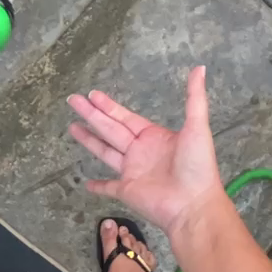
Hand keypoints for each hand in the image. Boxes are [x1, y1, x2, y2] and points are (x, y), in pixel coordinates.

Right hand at [67, 66, 227, 239]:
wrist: (194, 204)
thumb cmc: (197, 165)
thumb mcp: (197, 126)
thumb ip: (194, 97)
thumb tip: (199, 67)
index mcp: (153, 136)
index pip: (125, 117)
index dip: (108, 105)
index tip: (93, 94)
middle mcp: (140, 151)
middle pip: (110, 128)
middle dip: (91, 114)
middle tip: (73, 100)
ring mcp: (132, 172)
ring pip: (104, 152)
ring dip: (89, 140)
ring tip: (71, 126)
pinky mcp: (126, 191)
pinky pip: (108, 187)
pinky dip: (97, 186)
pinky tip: (85, 183)